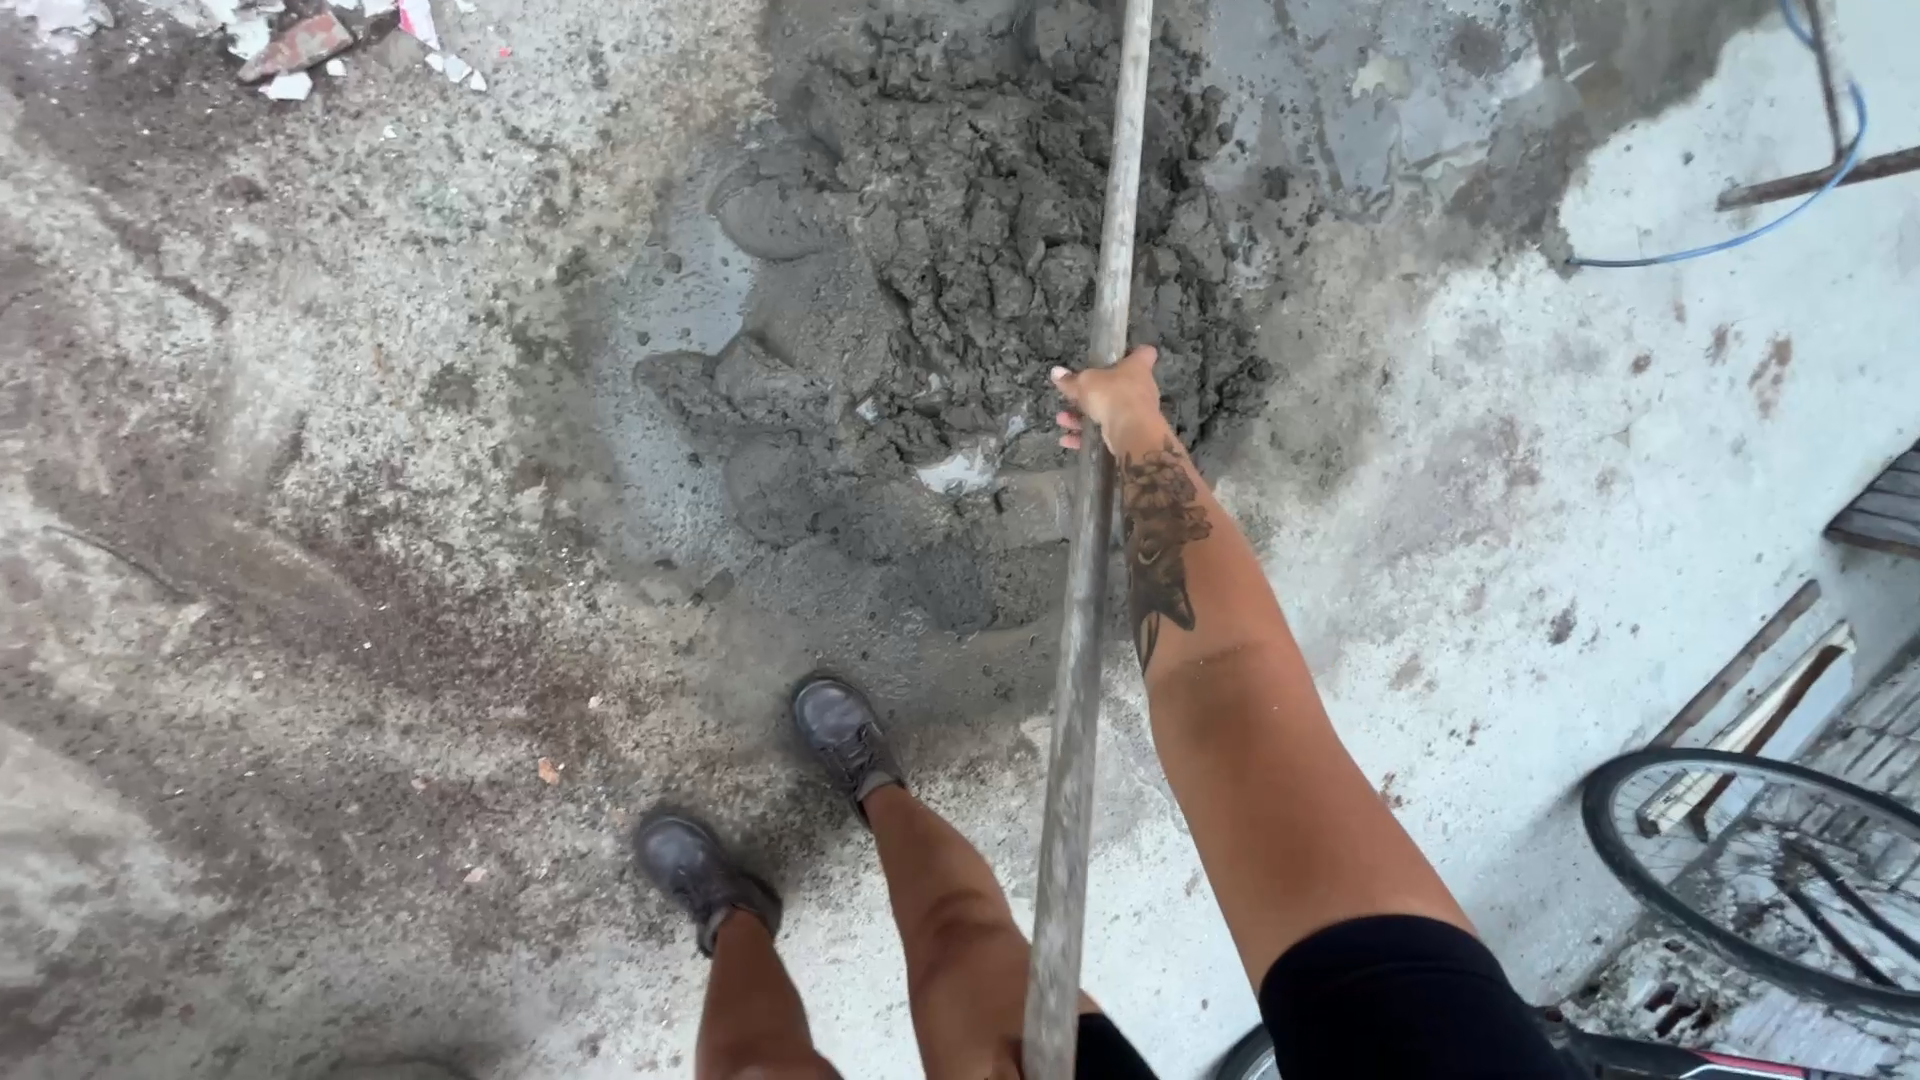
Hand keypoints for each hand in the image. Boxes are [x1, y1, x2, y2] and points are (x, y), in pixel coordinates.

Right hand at [1050, 345, 1165, 451]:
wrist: (1131, 431)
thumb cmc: (1112, 394)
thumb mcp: (1084, 383)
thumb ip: (1070, 380)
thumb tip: (1055, 372)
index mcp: (1137, 367)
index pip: (1143, 352)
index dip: (1131, 353)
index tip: (1117, 357)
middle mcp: (1142, 388)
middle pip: (1118, 386)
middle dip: (1094, 394)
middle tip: (1074, 397)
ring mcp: (1137, 413)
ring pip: (1108, 412)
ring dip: (1083, 417)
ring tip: (1063, 420)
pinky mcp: (1131, 433)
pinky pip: (1106, 432)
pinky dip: (1087, 437)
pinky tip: (1067, 441)